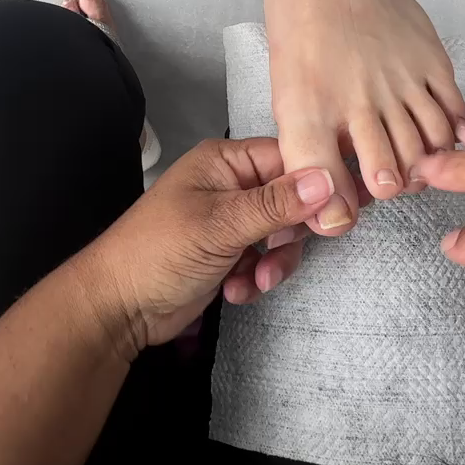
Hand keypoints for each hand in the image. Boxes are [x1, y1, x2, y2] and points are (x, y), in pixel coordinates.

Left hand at [75, 137, 336, 354]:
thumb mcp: (221, 225)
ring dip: (275, 260)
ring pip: (281, 233)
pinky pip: (265, 257)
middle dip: (291, 232)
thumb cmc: (162, 250)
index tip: (345, 211)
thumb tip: (329, 178)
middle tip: (281, 253)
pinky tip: (238, 291)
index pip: (288, 158)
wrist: (118, 307)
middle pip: (291, 198)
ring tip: (256, 281)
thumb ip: (276, 204)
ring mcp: (231, 219)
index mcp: (226, 161)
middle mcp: (232, 183)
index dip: (318, 183)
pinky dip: (258, 275)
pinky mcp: (230, 251)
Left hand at [264, 0, 464, 234]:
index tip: (346, 214)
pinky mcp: (430, 57)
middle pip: (391, 173)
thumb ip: (307, 148)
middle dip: (389, 190)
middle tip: (388, 186)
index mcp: (310, 108)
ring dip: (423, 167)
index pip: (328, 185)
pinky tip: (442, 138)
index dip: (339, 213)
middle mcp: (359, 99)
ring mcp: (400, 77)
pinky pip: (453, 111)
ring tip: (414, 167)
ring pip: (428, 147)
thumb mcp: (285, 93)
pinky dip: (451, 134)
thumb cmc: (297, 31)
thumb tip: (332, 204)